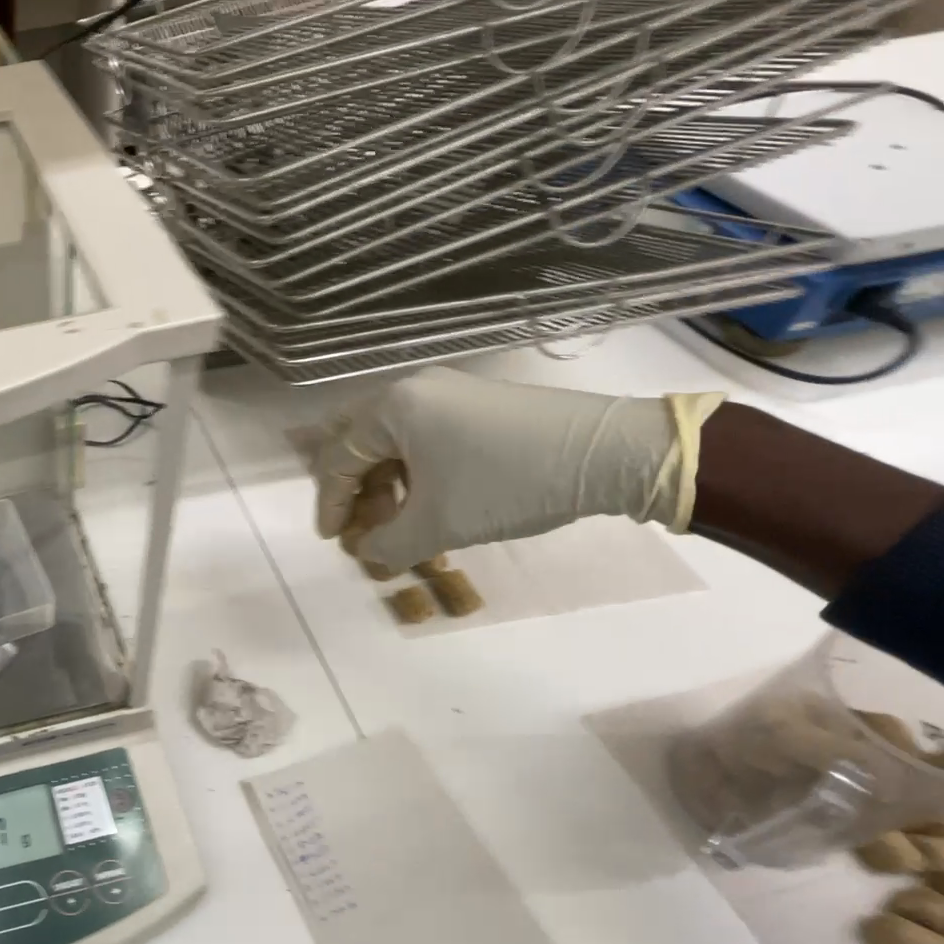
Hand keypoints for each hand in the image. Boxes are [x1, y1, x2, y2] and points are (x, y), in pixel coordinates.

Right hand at [309, 368, 722, 570]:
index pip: (339, 458)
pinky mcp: (476, 402)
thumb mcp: (439, 525)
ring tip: (396, 519)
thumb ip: (387, 544)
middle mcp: (412, 389)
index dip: (331, 504)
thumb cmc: (510, 483)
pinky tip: (428, 499)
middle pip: (356, 440)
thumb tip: (367, 554)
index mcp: (392, 408)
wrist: (613, 454)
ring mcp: (447, 391)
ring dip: (383, 481)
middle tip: (357, 523)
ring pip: (390, 439)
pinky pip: (421, 435)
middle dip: (351, 487)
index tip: (334, 541)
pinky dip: (411, 469)